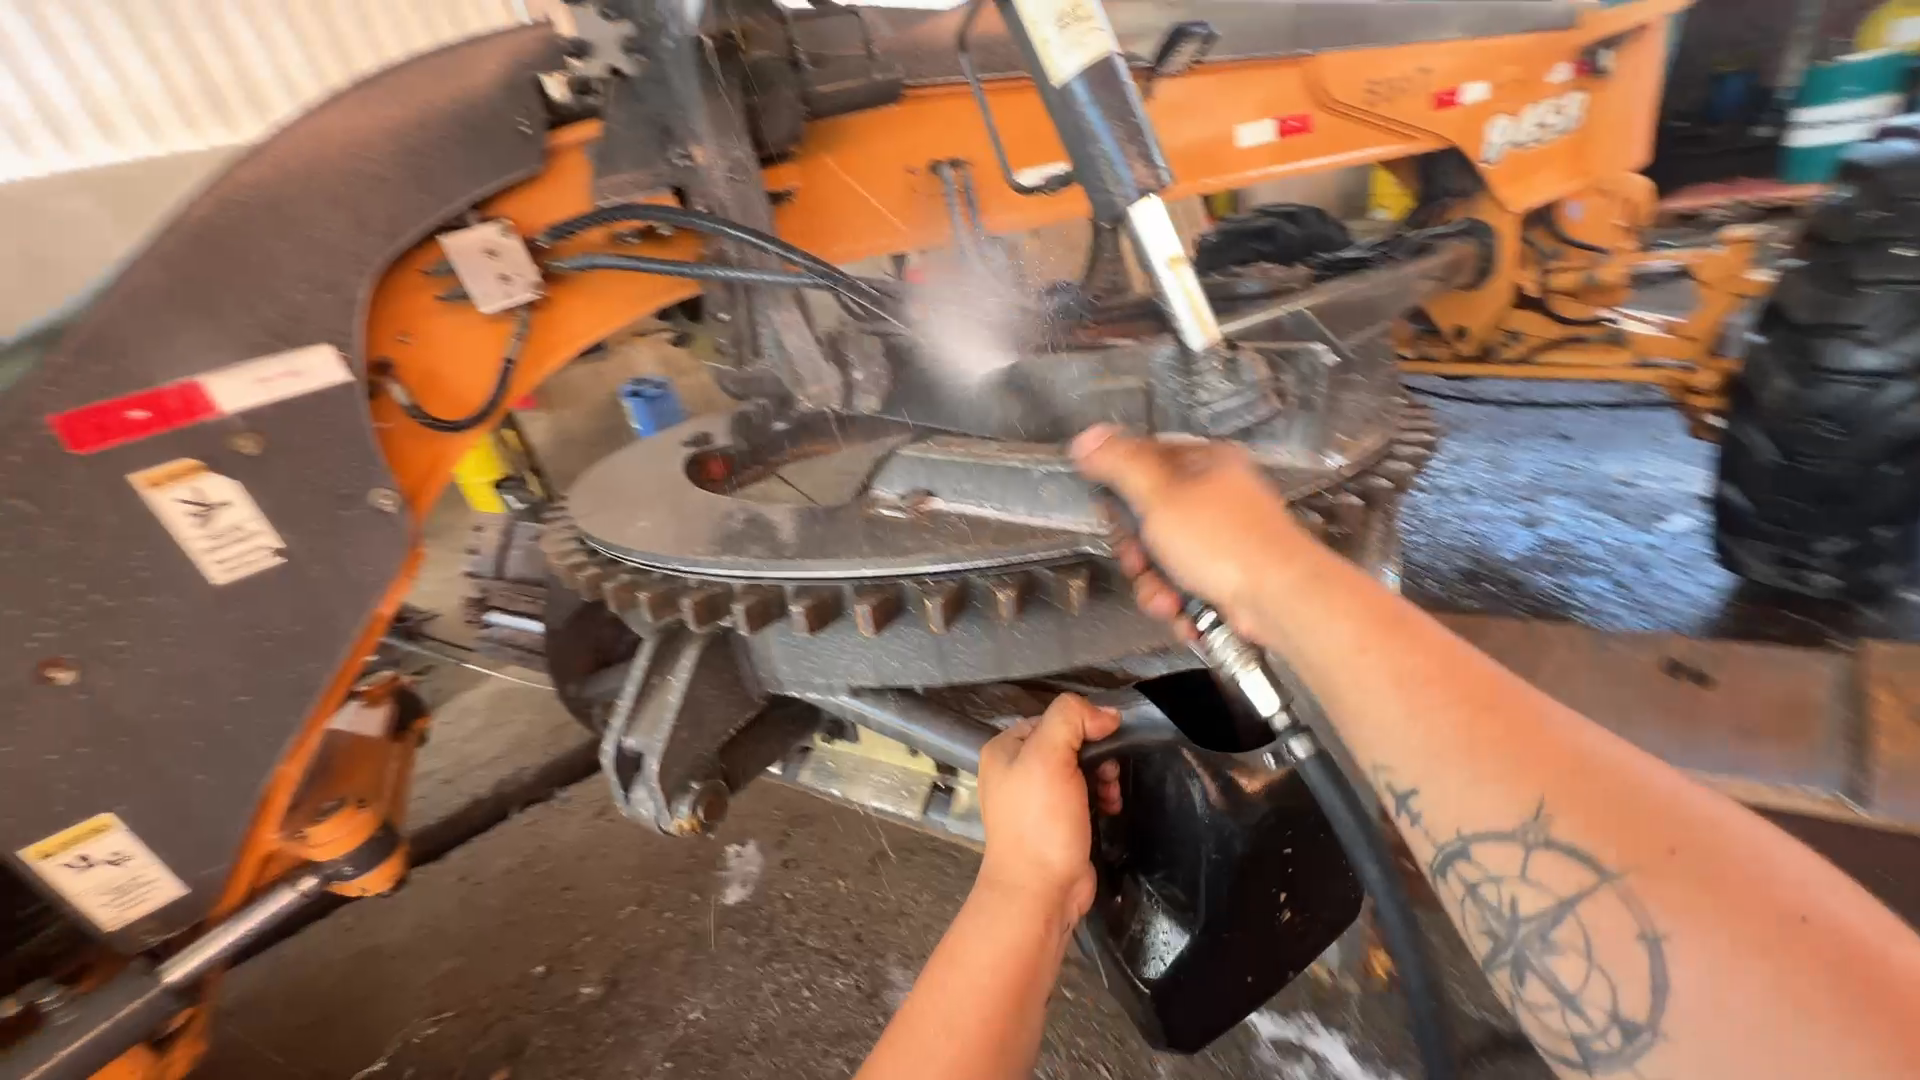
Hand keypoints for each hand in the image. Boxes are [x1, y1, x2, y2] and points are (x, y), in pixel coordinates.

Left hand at [975, 693, 1122, 930]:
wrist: (1038, 892)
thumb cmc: (1040, 821)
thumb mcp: (1049, 756)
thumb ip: (1071, 719)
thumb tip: (1105, 713)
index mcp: (1005, 749)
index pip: (1052, 718)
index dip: (1082, 725)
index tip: (1104, 740)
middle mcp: (1015, 771)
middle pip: (1068, 744)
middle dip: (1097, 755)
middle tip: (1108, 774)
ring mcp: (1035, 799)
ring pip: (1080, 770)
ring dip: (1103, 777)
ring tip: (1110, 795)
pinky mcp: (1055, 823)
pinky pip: (1083, 796)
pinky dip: (1100, 798)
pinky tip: (1110, 809)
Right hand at [1071, 424, 1308, 635]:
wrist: (1279, 599)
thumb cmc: (1229, 543)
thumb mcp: (1160, 496)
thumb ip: (1120, 466)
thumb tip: (1088, 439)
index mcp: (1203, 464)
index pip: (1144, 465)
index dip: (1121, 494)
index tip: (1114, 514)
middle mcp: (1213, 498)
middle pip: (1147, 520)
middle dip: (1137, 553)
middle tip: (1141, 559)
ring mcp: (1219, 540)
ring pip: (1160, 561)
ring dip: (1154, 586)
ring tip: (1167, 597)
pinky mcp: (1222, 576)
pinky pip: (1180, 587)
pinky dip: (1177, 604)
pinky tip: (1184, 610)